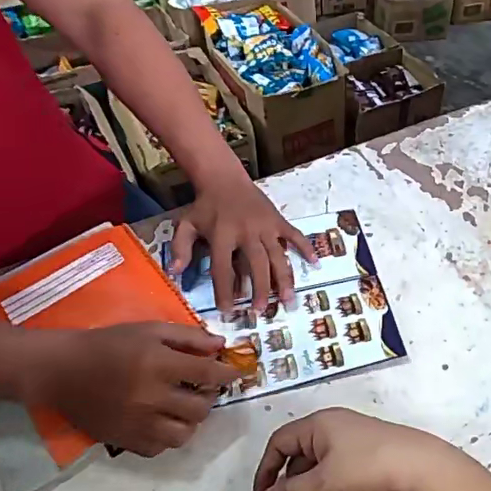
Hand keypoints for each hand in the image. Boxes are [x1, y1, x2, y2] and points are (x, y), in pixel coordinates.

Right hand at [17, 322, 240, 455]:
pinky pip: (159, 448)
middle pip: (200, 408)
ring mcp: (137, 423)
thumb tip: (221, 346)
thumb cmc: (110, 343)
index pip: (208, 374)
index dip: (227, 374)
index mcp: (159, 364)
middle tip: (204, 386)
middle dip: (209, 396)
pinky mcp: (123, 440)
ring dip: (192, 420)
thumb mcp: (151, 329)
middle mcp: (151, 397)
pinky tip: (164, 420)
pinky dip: (168, 436)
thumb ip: (188, 337)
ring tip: (186, 406)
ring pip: (184, 434)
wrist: (62, 370)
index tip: (234, 372)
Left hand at [170, 175, 315, 311]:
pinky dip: (305, 248)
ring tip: (288, 299)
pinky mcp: (278, 220)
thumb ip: (180, 248)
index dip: (225, 292)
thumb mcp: (186, 225)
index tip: (228, 311)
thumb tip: (176, 273)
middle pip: (256, 265)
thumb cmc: (205, 206)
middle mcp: (246, 232)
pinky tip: (315, 263)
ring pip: (278, 256)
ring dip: (283, 278)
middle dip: (260, 290)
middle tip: (261, 311)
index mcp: (222, 235)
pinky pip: (295, 235)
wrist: (224, 179)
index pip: (223, 269)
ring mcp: (265, 226)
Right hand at [252, 408, 465, 490]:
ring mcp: (356, 441)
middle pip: (303, 457)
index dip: (266, 469)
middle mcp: (335, 427)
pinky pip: (347, 476)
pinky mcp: (373, 456)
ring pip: (326, 471)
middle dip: (298, 489)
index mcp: (318, 424)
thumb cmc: (366, 467)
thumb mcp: (323, 484)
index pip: (280, 441)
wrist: (421, 467)